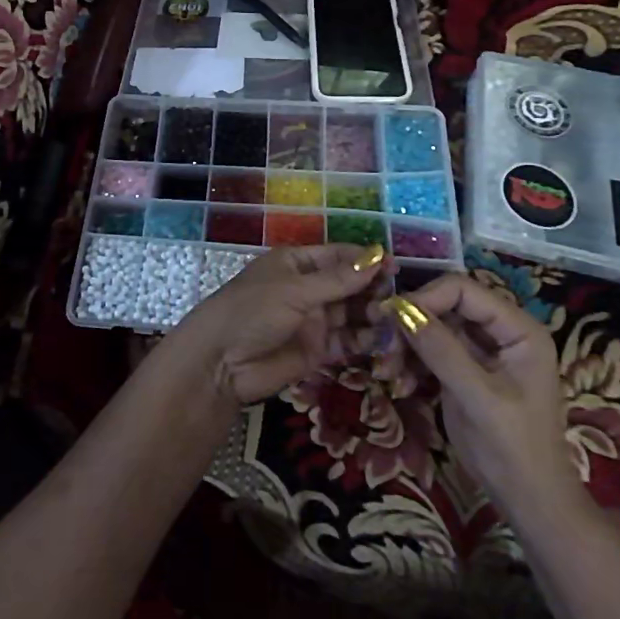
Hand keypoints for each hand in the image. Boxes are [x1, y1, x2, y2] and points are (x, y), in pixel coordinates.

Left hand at [168, 243, 385, 403]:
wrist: (220, 363)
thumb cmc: (250, 312)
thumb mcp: (293, 290)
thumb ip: (337, 279)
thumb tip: (378, 256)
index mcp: (294, 263)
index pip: (338, 256)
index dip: (366, 261)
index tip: (396, 267)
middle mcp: (306, 288)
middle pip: (350, 285)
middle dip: (374, 291)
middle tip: (399, 301)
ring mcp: (313, 319)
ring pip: (353, 313)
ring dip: (374, 316)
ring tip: (394, 322)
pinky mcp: (318, 349)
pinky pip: (348, 341)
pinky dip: (366, 341)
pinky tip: (384, 343)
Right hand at [378, 275, 577, 514]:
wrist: (526, 498)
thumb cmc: (513, 447)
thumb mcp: (477, 397)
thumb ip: (441, 350)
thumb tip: (398, 308)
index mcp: (518, 330)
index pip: (463, 290)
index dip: (425, 298)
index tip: (390, 321)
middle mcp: (500, 332)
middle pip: (443, 306)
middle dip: (410, 324)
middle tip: (383, 349)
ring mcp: (480, 351)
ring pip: (431, 327)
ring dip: (405, 345)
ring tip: (387, 371)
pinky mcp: (462, 369)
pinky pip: (429, 350)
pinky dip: (410, 363)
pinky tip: (400, 384)